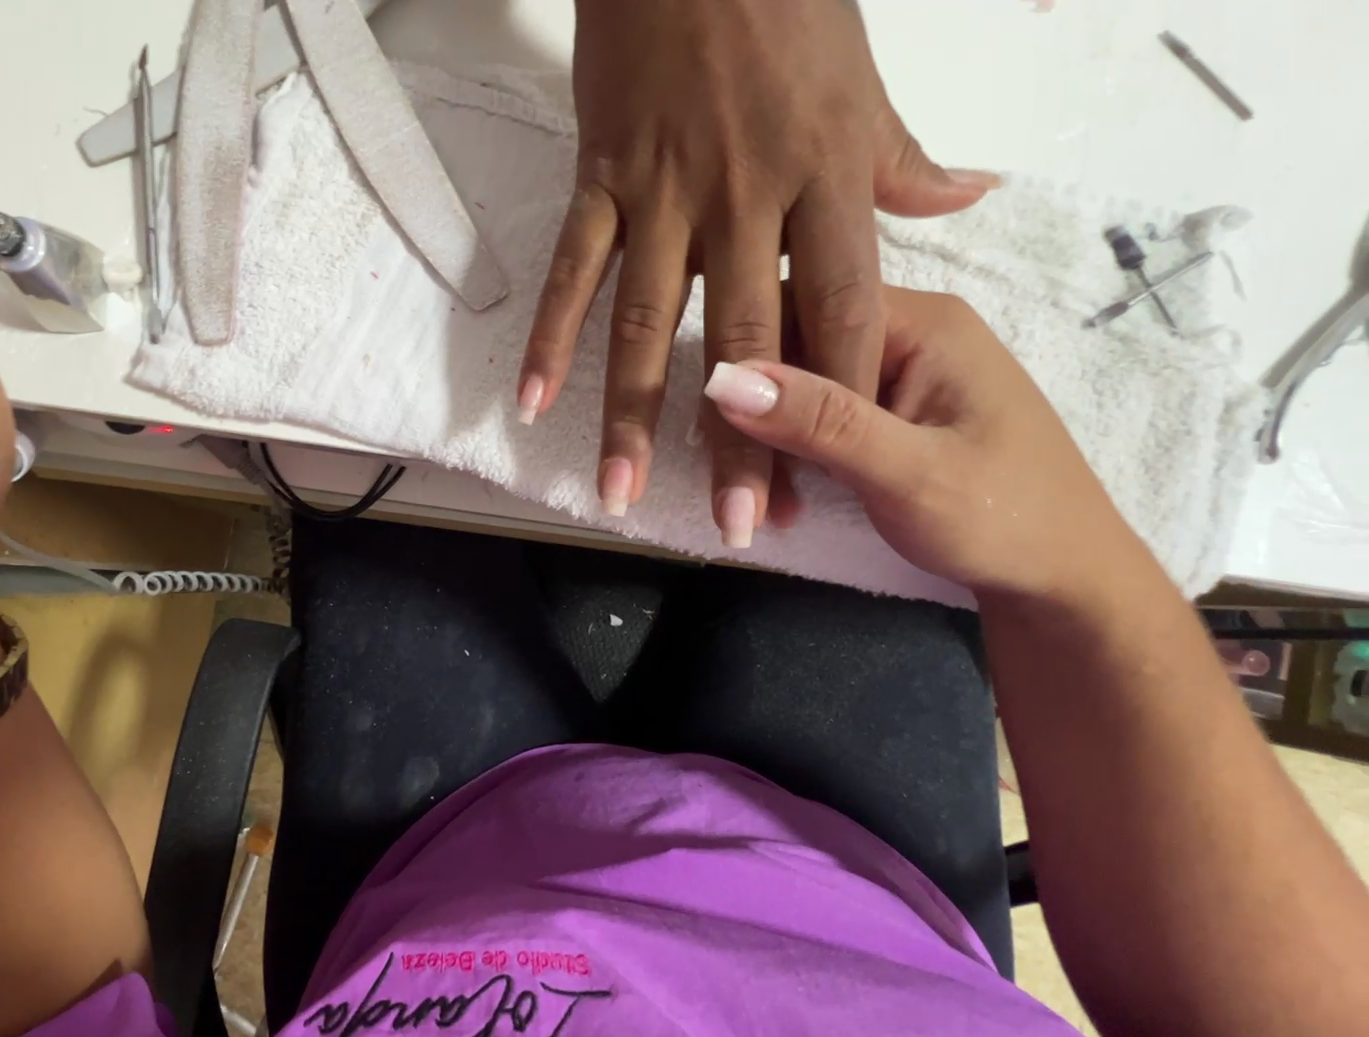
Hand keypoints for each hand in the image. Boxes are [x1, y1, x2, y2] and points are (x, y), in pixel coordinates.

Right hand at [521, 0, 999, 545]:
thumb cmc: (784, 0)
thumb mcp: (862, 79)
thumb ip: (899, 160)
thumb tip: (961, 200)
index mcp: (825, 176)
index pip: (841, 312)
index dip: (839, 402)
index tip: (831, 480)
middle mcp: (746, 197)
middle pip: (746, 342)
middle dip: (741, 442)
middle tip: (738, 525)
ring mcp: (665, 192)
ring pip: (649, 324)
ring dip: (633, 416)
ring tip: (623, 492)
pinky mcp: (601, 180)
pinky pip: (572, 271)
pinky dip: (550, 337)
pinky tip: (534, 401)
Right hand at [702, 288, 1145, 600]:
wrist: (1059, 579)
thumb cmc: (1001, 522)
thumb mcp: (908, 474)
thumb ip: (821, 422)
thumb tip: (723, 377)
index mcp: (921, 322)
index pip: (800, 303)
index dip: (749, 359)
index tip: (717, 428)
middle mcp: (906, 330)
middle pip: (791, 343)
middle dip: (753, 413)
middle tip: (737, 481)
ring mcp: (896, 369)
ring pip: (795, 383)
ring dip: (766, 442)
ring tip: (760, 502)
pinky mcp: (885, 407)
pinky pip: (811, 411)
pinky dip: (786, 453)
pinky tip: (781, 495)